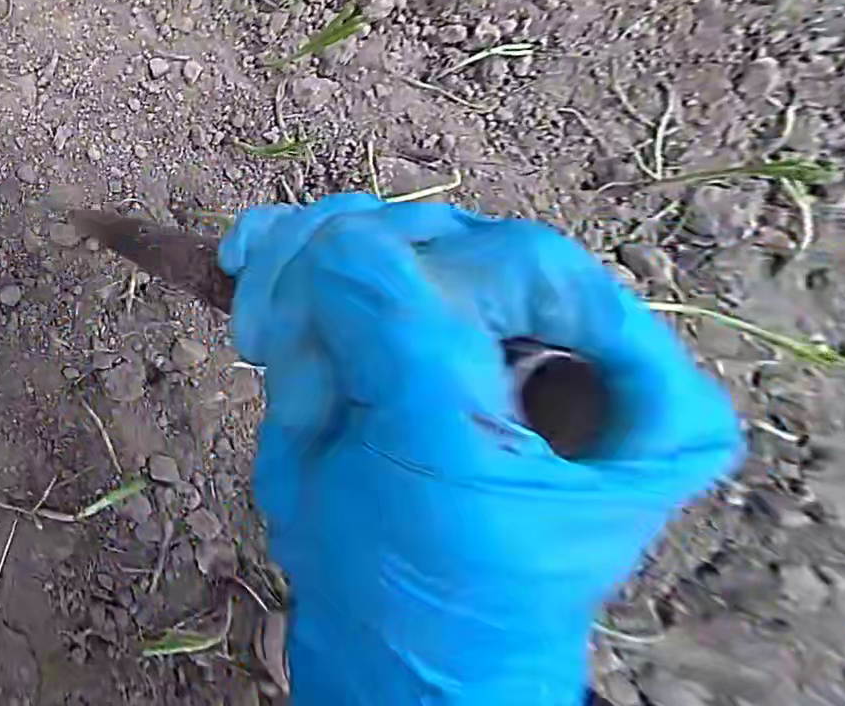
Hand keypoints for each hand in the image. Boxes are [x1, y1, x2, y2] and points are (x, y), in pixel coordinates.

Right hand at [219, 195, 740, 704]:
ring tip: (261, 350)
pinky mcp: (362, 312)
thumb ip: (406, 341)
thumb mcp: (443, 468)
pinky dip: (264, 248)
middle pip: (413, 236)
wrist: (365, 614)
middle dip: (323, 290)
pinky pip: (309, 244)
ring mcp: (435, 309)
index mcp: (610, 365)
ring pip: (349, 231)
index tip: (337, 346)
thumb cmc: (436, 568)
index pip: (518, 262)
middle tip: (272, 354)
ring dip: (284, 284)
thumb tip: (336, 238)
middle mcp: (527, 321)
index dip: (413, 282)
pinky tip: (233, 260)